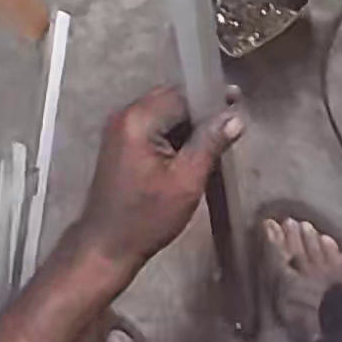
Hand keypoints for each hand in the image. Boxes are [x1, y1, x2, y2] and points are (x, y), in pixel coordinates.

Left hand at [69, 85, 244, 274]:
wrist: (106, 248)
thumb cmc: (147, 218)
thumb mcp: (186, 182)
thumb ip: (210, 144)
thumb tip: (235, 117)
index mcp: (138, 119)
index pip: (181, 94)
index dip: (210, 97)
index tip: (236, 100)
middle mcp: (125, 114)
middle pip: (171, 97)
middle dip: (200, 107)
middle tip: (230, 117)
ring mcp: (120, 126)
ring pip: (163, 109)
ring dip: (187, 119)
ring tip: (217, 132)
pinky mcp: (120, 140)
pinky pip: (153, 123)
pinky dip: (173, 130)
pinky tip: (193, 145)